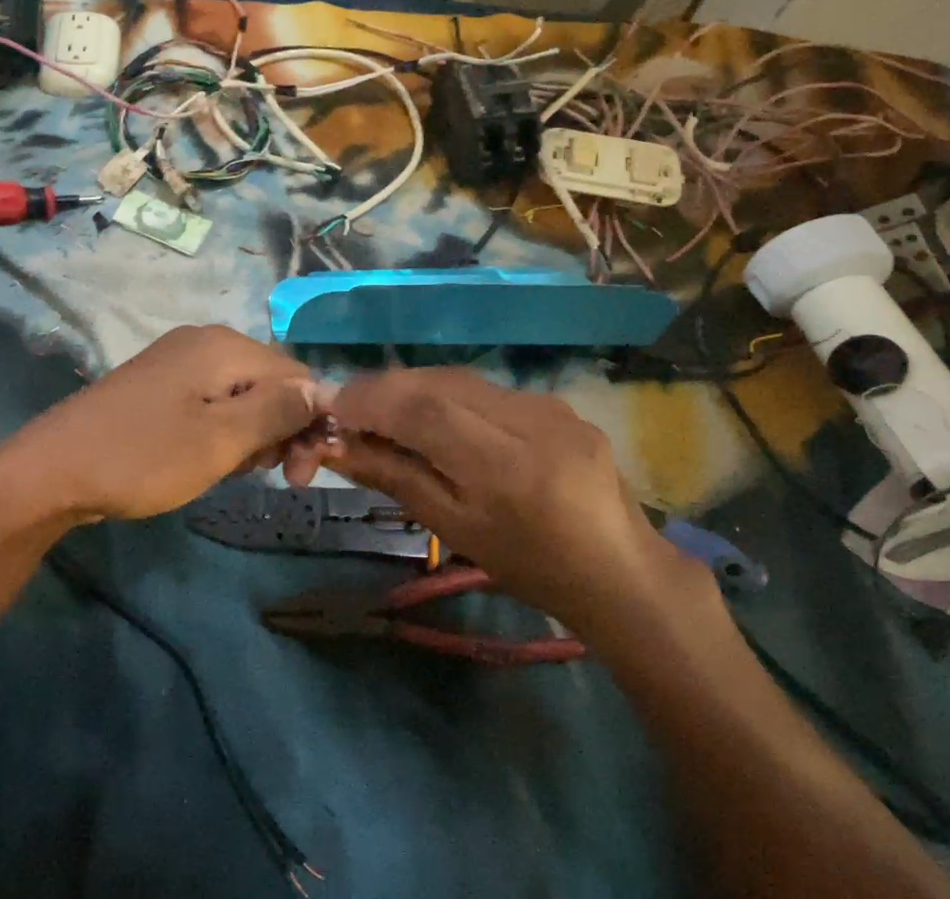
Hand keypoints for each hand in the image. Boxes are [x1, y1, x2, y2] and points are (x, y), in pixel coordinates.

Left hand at [0, 325, 323, 524]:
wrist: (53, 471)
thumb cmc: (143, 458)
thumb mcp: (220, 441)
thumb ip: (277, 411)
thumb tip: (322, 389)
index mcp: (223, 347)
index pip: (296, 376)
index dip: (310, 423)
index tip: (299, 476)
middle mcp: (203, 342)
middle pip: (270, 383)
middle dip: (280, 430)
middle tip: (271, 479)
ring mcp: (176, 363)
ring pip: (241, 396)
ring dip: (251, 436)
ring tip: (234, 473)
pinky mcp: (158, 388)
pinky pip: (210, 404)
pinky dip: (221, 433)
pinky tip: (209, 462)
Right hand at [325, 369, 697, 633]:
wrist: (617, 570)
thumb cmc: (528, 564)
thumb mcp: (454, 527)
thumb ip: (396, 477)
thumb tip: (336, 446)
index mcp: (503, 464)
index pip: (422, 407)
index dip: (369, 399)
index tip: (332, 409)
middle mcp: (529, 420)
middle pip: (438, 382)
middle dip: (385, 389)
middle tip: (349, 409)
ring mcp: (549, 406)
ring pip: (461, 380)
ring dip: (413, 389)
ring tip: (383, 413)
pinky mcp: (558, 404)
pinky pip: (488, 390)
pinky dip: (448, 397)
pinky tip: (436, 420)